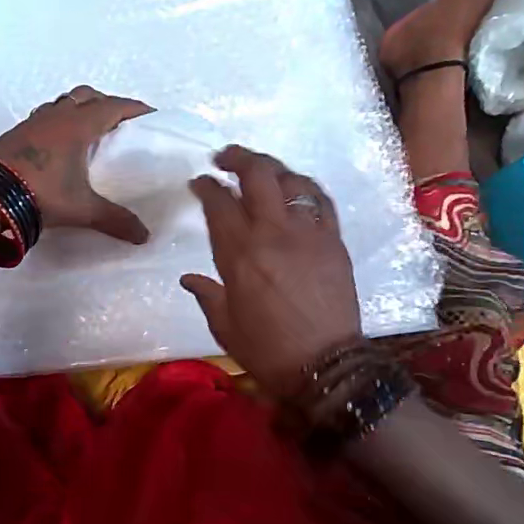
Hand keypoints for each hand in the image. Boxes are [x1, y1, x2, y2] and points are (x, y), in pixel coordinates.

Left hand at [0, 85, 152, 243]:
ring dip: (78, 109)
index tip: (149, 114)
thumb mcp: (82, 209)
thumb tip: (143, 236)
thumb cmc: (42, 194)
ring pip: (62, 103)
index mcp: (77, 126)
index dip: (133, 108)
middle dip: (105, 103)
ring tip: (88, 130)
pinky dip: (57, 121)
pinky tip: (58, 143)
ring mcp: (33, 122)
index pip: (112, 107)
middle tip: (118, 121)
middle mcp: (56, 117)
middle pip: (86, 96)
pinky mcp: (16, 133)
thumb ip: (114, 219)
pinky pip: (44, 117)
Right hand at [181, 145, 362, 399]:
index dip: (206, 186)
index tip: (198, 182)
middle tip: (224, 159)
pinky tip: (295, 188)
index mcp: (240, 255)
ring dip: (271, 167)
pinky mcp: (334, 240)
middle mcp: (273, 234)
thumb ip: (207, 294)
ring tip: (259, 169)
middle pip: (257, 175)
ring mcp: (308, 233)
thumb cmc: (268, 350)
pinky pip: (320, 200)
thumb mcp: (225, 326)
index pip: (219, 203)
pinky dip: (304, 187)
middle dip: (237, 158)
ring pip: (291, 180)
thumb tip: (190, 277)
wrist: (325, 365)